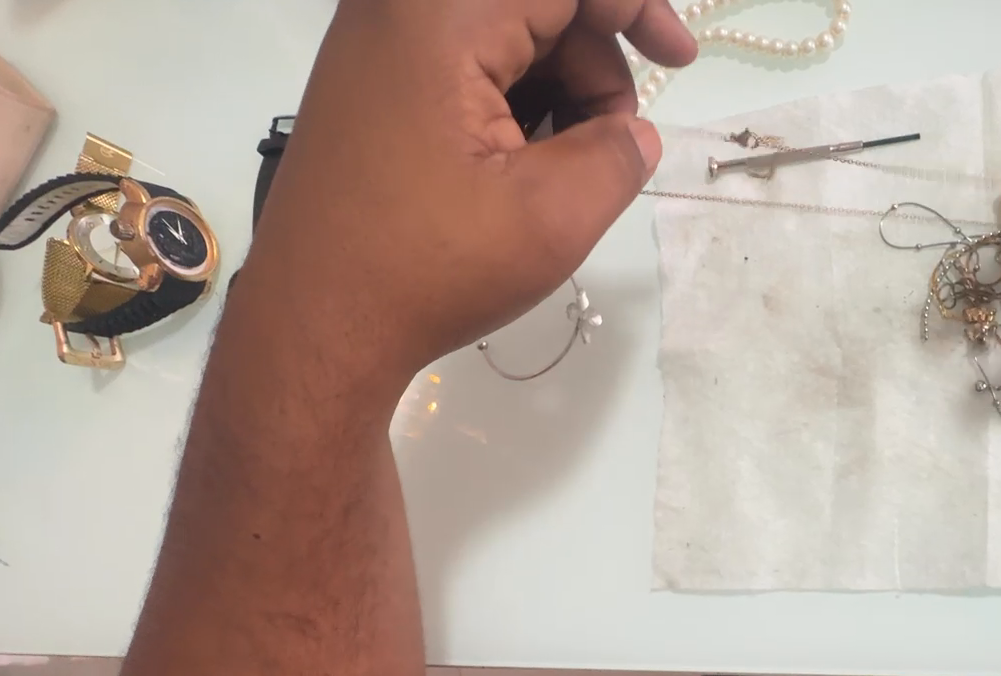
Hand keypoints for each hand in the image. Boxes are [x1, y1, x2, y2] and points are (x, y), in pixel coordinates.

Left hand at [231, 0, 694, 392]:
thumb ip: (617, 157)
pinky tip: (524, 172)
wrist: (322, 319)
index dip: (635, 7)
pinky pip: (471, 70)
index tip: (679, 62)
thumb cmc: (434, 268)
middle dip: (595, 67)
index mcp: (442, 14)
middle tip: (613, 150)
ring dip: (559, 96)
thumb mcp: (553, 217)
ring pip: (507, 39)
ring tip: (564, 177)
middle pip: (536, 6)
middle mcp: (404, 7)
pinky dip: (517, 110)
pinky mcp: (378, 87)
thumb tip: (637, 133)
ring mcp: (383, 46)